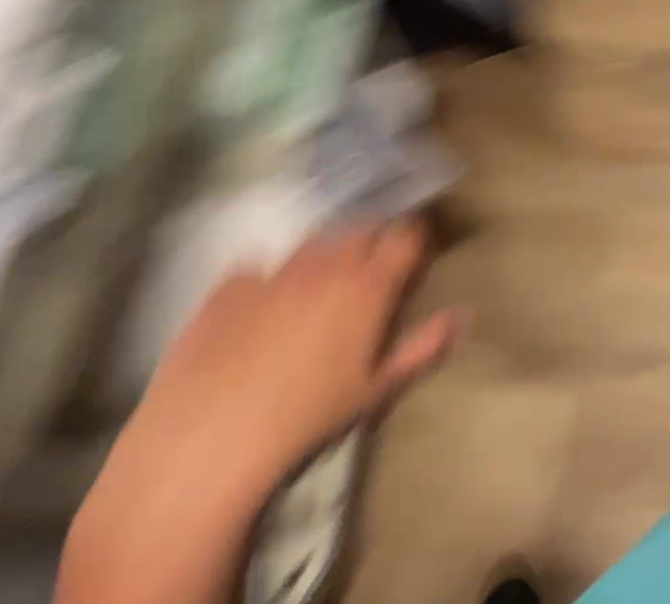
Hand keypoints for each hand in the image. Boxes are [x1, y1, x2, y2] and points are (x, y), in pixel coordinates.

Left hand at [127, 220, 465, 494]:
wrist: (206, 440)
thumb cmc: (309, 418)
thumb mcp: (378, 389)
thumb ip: (423, 346)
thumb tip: (463, 316)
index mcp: (368, 287)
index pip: (406, 236)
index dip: (416, 239)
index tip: (418, 256)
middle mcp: (325, 266)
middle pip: (360, 228)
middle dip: (374, 239)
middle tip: (375, 270)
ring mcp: (272, 272)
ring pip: (312, 243)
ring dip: (327, 254)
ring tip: (324, 285)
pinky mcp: (226, 288)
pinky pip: (257, 266)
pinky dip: (270, 277)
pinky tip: (264, 306)